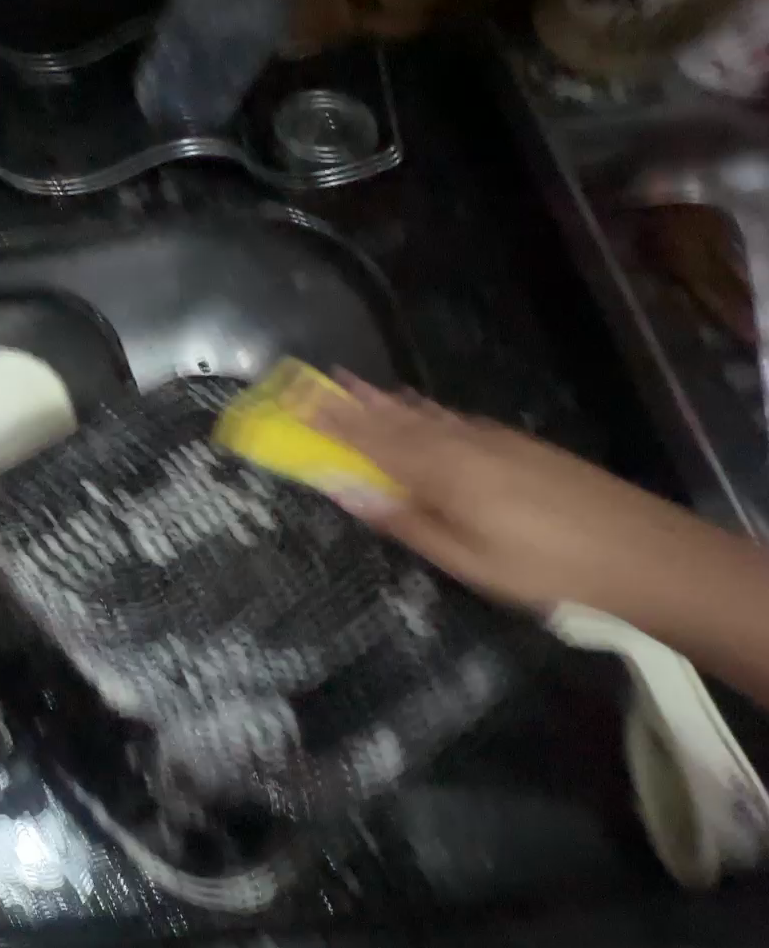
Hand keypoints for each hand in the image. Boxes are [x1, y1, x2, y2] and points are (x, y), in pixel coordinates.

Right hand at [310, 374, 706, 612]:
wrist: (649, 556)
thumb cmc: (542, 567)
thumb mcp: (462, 556)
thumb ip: (402, 520)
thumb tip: (345, 490)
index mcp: (442, 473)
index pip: (372, 441)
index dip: (333, 423)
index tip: (298, 404)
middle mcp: (464, 447)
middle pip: (398, 421)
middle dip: (356, 402)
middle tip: (320, 380)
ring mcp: (496, 443)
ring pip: (430, 417)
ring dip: (389, 403)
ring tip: (359, 386)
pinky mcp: (522, 448)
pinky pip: (457, 421)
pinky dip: (429, 412)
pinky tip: (424, 410)